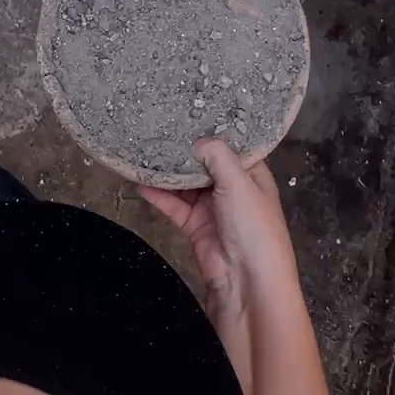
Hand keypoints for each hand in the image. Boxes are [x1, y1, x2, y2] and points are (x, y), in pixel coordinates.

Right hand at [138, 139, 299, 329]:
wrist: (246, 280)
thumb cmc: (253, 227)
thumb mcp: (241, 184)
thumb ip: (219, 158)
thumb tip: (198, 140)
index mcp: (252, 177)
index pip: (232, 149)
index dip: (213, 134)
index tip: (190, 114)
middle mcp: (232, 190)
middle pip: (204, 166)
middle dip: (184, 152)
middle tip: (158, 131)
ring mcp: (212, 209)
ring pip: (185, 185)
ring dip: (167, 174)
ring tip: (144, 154)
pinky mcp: (194, 226)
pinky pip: (174, 205)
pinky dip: (158, 195)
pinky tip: (141, 182)